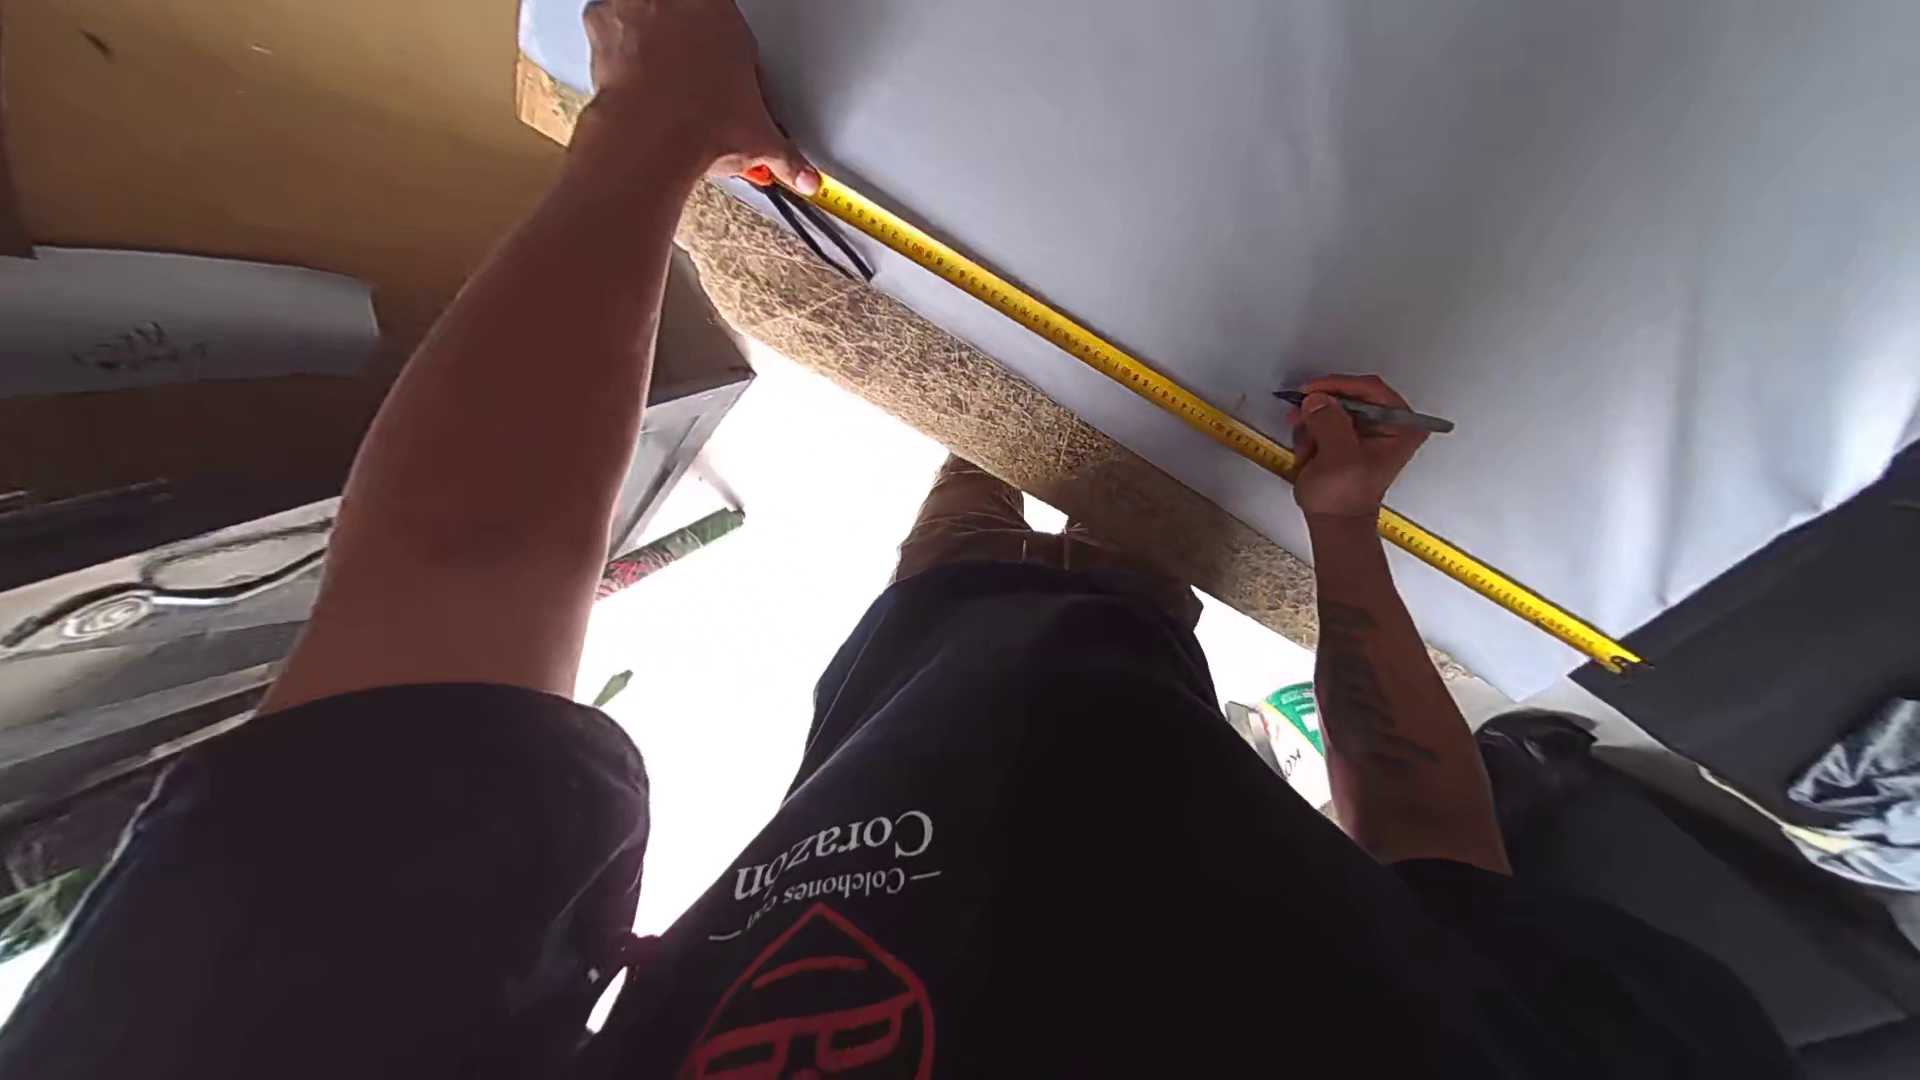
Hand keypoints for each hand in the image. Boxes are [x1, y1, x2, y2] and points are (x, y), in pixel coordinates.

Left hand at [582, 0, 818, 192]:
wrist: (653, 135)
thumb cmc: (703, 121)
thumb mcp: (762, 142)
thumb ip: (788, 156)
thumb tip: (804, 176)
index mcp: (723, 10)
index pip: (742, 48)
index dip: (746, 84)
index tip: (743, 108)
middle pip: (696, 34)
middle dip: (705, 68)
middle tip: (711, 106)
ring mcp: (636, 3)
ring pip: (657, 28)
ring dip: (667, 59)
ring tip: (680, 103)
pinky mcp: (602, 20)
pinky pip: (618, 36)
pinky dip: (630, 60)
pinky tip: (647, 92)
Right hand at [1289, 374, 1427, 520]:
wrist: (1334, 522)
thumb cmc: (1343, 496)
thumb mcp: (1337, 455)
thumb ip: (1329, 422)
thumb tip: (1316, 399)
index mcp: (1401, 426)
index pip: (1370, 390)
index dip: (1337, 386)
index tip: (1311, 389)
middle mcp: (1388, 424)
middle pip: (1351, 397)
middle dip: (1321, 408)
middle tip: (1299, 412)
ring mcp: (1367, 432)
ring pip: (1334, 409)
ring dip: (1313, 424)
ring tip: (1305, 445)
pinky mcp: (1348, 440)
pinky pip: (1326, 423)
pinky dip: (1311, 433)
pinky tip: (1307, 451)